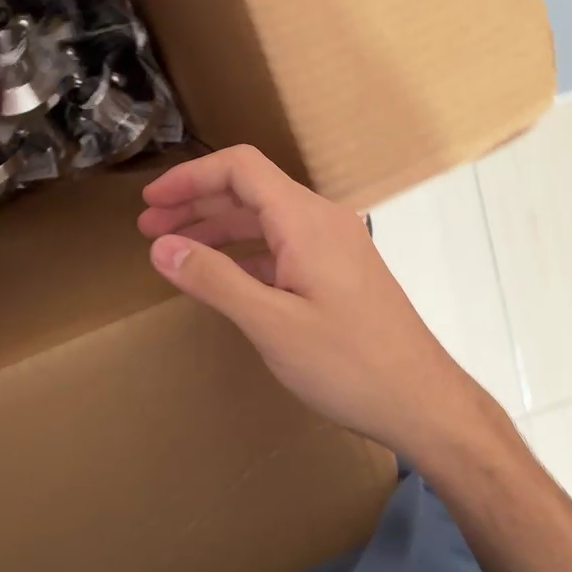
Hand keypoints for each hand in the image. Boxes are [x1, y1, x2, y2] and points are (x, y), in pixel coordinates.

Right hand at [136, 146, 497, 462]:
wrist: (423, 402)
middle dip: (196, 203)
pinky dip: (244, 254)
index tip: (151, 201)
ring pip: (265, 220)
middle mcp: (321, 221)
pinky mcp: (338, 273)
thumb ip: (214, 280)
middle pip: (250, 191)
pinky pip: (281, 248)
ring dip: (217, 228)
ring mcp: (333, 247)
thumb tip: (161, 247)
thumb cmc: (349, 364)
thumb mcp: (272, 324)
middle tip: (148, 227)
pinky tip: (220, 277)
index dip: (191, 177)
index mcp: (306, 220)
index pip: (241, 168)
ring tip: (173, 248)